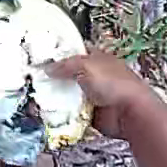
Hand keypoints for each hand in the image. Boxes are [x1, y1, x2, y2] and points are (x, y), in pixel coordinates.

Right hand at [48, 53, 163, 138]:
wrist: (130, 112)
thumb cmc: (113, 83)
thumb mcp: (87, 66)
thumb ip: (66, 65)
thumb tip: (48, 68)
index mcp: (97, 59)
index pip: (76, 53)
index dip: (60, 54)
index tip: (42, 58)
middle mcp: (95, 76)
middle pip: (70, 75)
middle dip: (55, 78)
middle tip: (35, 80)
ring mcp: (93, 96)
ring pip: (69, 95)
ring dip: (57, 97)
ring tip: (37, 97)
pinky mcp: (91, 114)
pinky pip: (73, 113)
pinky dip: (63, 114)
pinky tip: (48, 112)